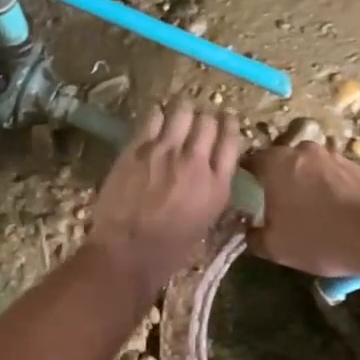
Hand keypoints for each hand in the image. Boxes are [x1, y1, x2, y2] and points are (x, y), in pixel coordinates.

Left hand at [87, 100, 240, 294]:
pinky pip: (153, 119)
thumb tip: (209, 173)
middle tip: (199, 117)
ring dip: (183, 109)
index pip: (231, 143)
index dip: (229, 126)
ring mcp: (165, 152)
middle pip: (207, 123)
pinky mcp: (138, 148)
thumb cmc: (169, 250)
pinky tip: (157, 116)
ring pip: (181, 113)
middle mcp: (195, 162)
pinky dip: (158, 115)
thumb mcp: (205, 222)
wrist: (128, 250)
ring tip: (180, 108)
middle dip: (205, 117)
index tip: (226, 118)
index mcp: (217, 186)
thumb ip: (210, 192)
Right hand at [244, 142, 359, 277]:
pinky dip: (329, 186)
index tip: (250, 198)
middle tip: (280, 205)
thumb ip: (252, 236)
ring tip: (311, 207)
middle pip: (280, 161)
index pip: (249, 162)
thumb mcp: (275, 248)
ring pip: (308, 166)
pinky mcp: (356, 166)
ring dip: (305, 180)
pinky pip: (332, 174)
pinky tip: (335, 209)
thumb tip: (247, 230)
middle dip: (278, 179)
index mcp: (274, 162)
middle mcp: (300, 150)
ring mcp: (331, 155)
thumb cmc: (318, 238)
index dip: (247, 180)